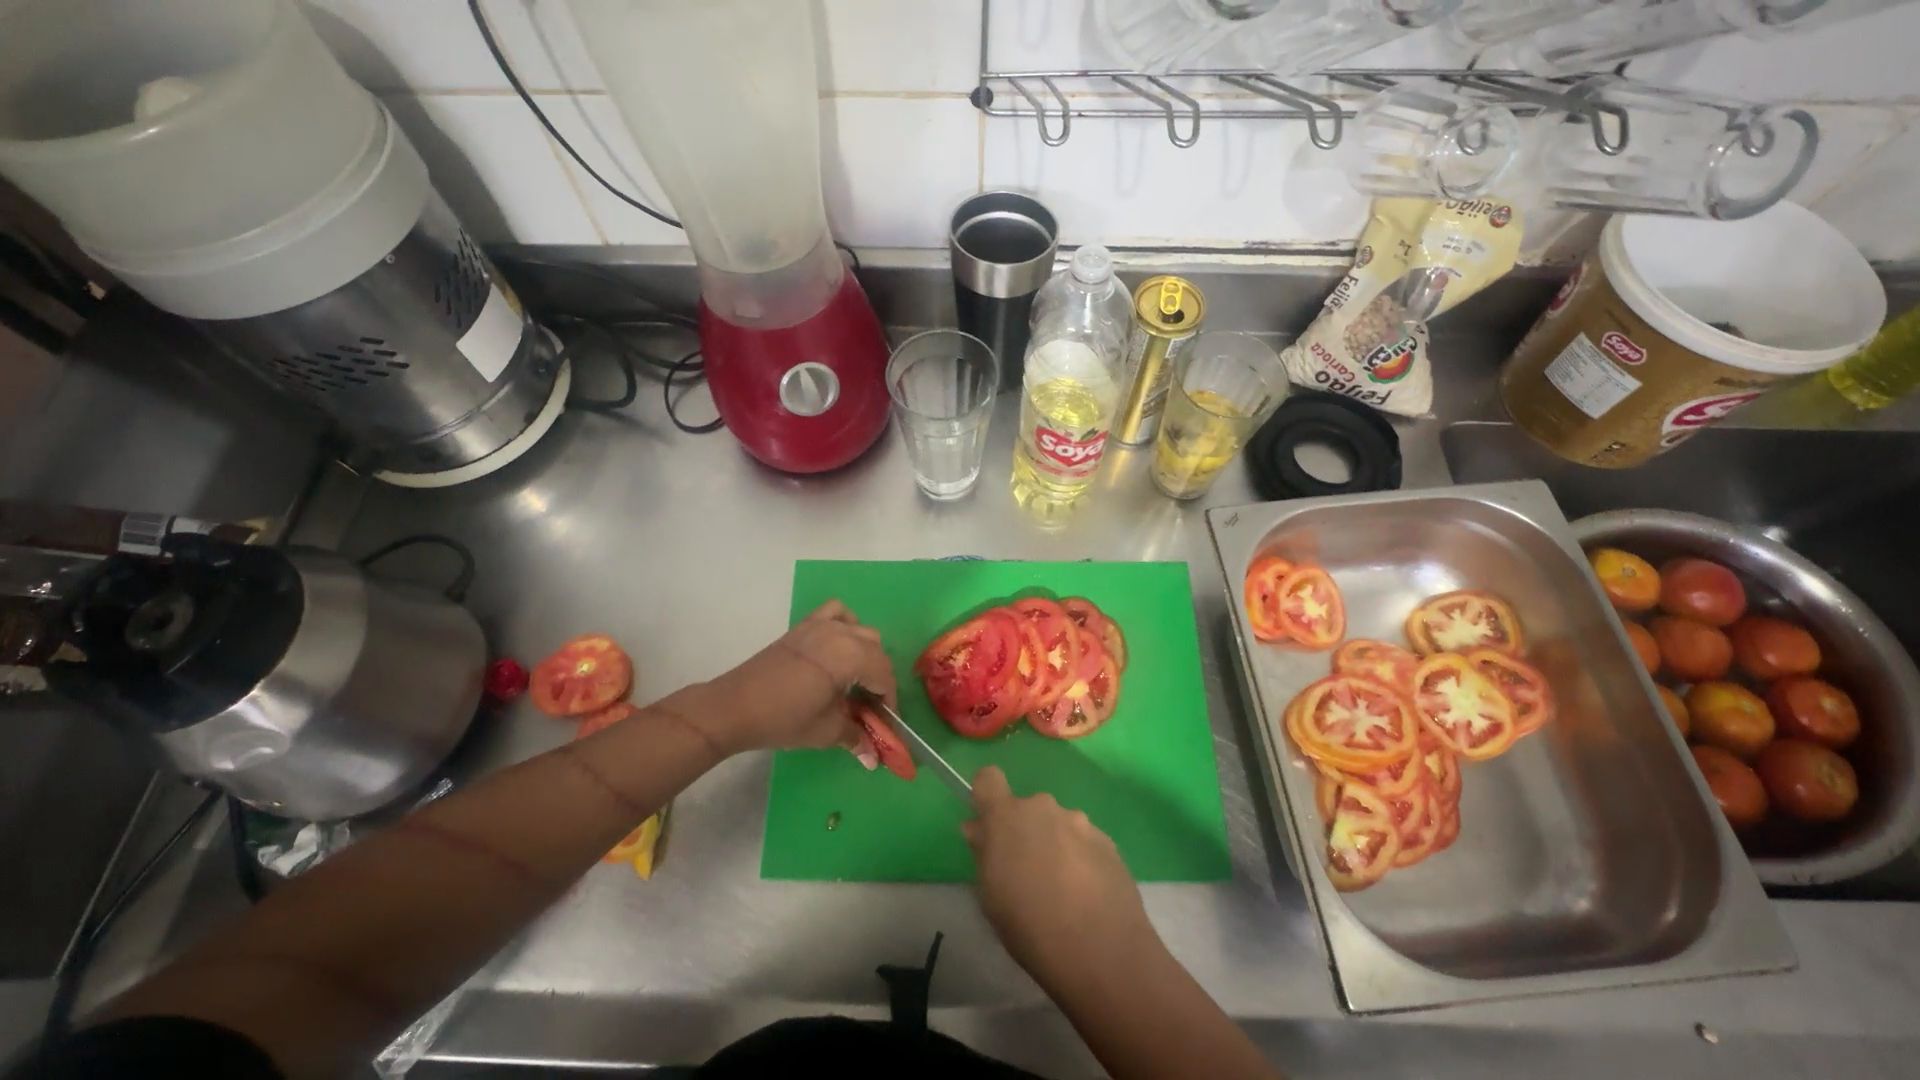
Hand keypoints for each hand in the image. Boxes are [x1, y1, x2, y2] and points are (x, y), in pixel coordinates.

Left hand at [684, 600, 897, 757]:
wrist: (734, 708)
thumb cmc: (784, 720)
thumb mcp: (826, 731)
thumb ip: (856, 737)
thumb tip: (873, 758)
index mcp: (851, 656)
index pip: (885, 676)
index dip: (889, 701)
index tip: (884, 723)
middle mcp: (841, 633)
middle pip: (877, 653)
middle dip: (879, 679)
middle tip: (868, 707)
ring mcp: (820, 625)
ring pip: (861, 631)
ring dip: (866, 654)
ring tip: (854, 681)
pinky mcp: (803, 625)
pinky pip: (836, 613)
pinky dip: (845, 624)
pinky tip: (838, 647)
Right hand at [963, 766, 1157, 983]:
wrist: (1099, 947)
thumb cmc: (1028, 924)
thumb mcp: (990, 895)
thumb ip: (985, 854)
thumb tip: (981, 831)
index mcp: (1007, 817)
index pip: (988, 779)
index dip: (986, 797)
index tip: (989, 827)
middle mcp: (1045, 809)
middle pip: (1028, 809)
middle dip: (1025, 833)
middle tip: (1027, 875)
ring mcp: (1081, 823)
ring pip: (1059, 826)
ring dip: (1055, 847)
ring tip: (1063, 893)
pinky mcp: (1110, 843)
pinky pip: (1084, 843)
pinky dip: (1082, 861)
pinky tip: (1087, 897)